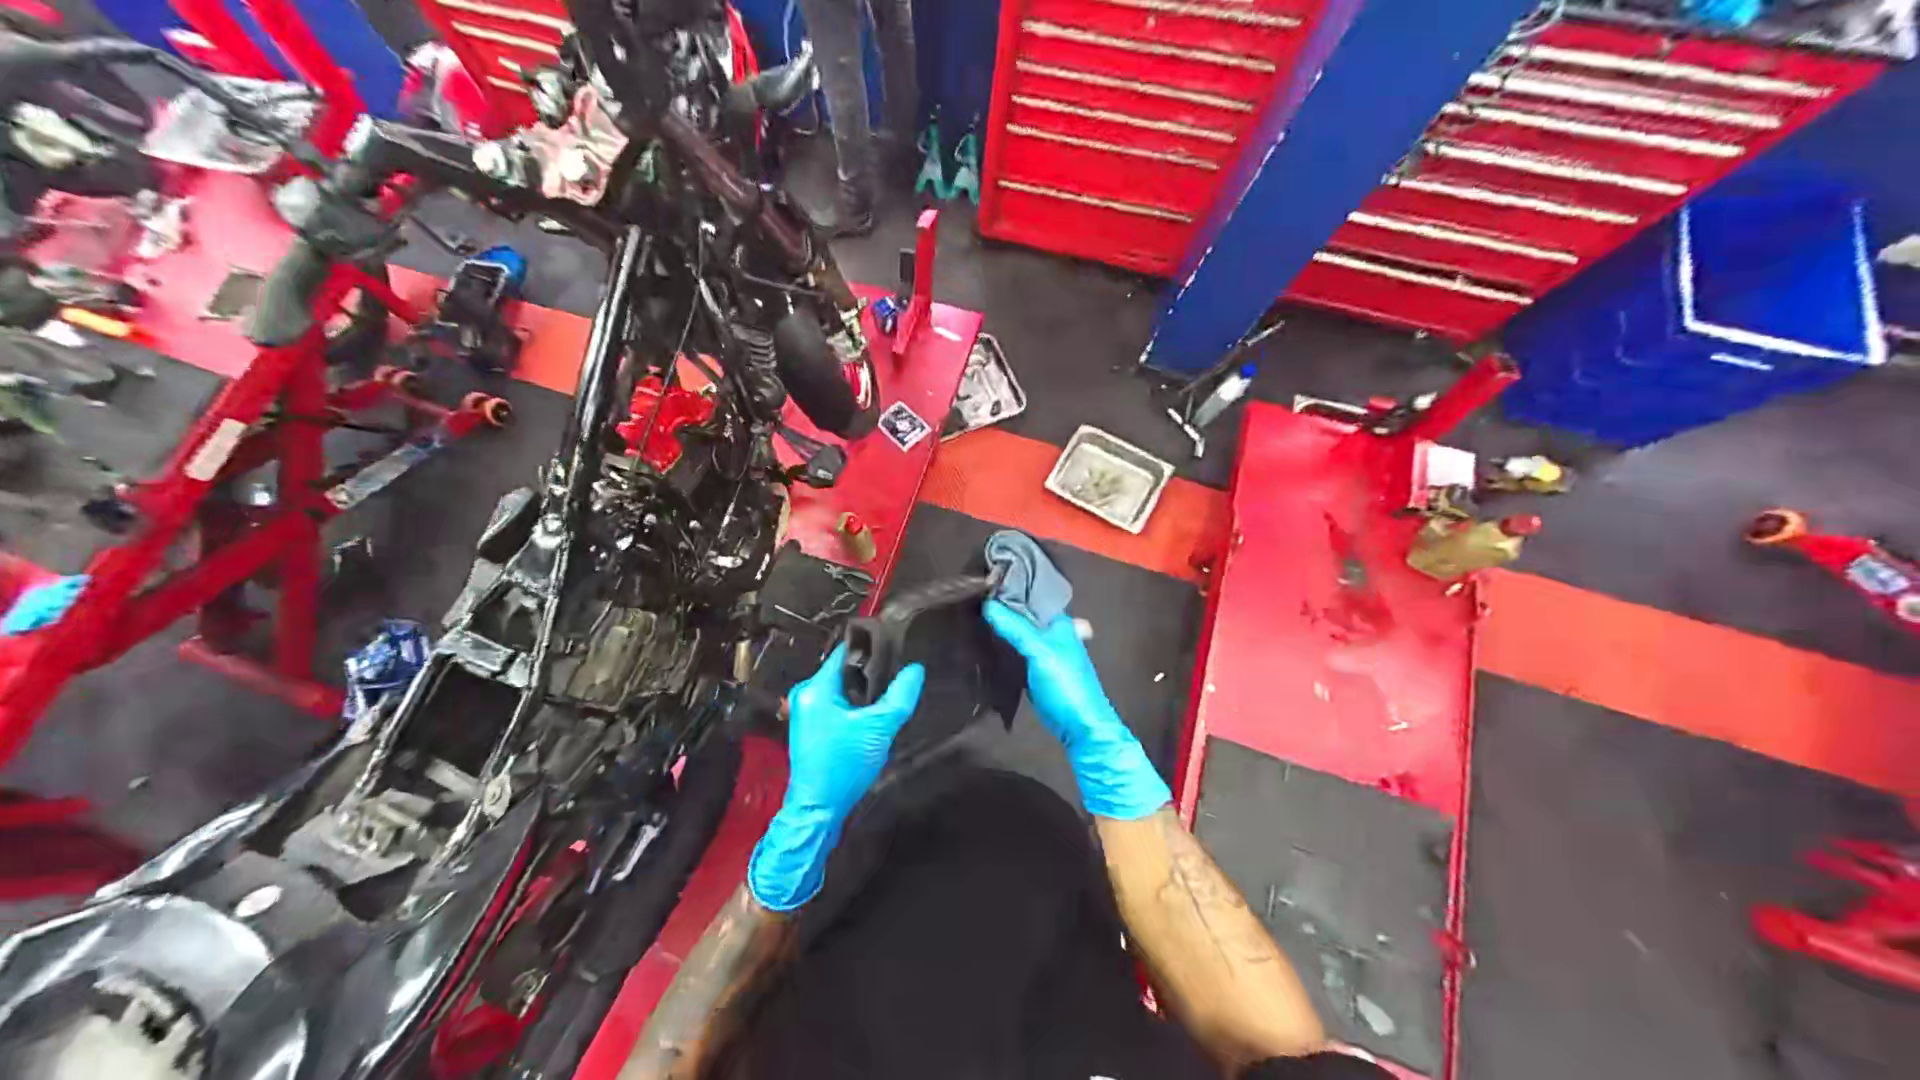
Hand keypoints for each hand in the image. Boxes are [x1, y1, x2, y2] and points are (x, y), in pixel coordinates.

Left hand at [747, 643, 924, 910]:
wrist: (818, 810)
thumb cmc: (843, 766)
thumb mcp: (878, 729)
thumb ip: (899, 697)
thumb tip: (915, 670)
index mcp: (815, 687)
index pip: (844, 651)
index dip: (870, 647)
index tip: (894, 646)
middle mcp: (806, 694)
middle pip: (844, 670)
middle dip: (869, 674)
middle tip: (895, 676)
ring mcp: (805, 711)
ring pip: (842, 688)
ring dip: (862, 692)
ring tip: (887, 696)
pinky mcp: (811, 726)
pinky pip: (836, 704)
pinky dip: (853, 706)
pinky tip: (871, 716)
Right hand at [983, 599, 1169, 820]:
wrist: (1080, 727)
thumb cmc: (1066, 684)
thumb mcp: (1040, 652)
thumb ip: (1016, 628)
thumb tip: (988, 604)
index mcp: (1059, 621)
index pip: (1032, 594)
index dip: (1011, 586)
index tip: (984, 578)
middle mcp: (1052, 632)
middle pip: (1024, 613)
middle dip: (1003, 605)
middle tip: (972, 596)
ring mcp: (1043, 652)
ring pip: (1019, 631)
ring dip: (1002, 625)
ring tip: (973, 612)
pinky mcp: (1034, 670)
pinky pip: (1015, 649)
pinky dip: (1003, 644)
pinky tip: (985, 639)